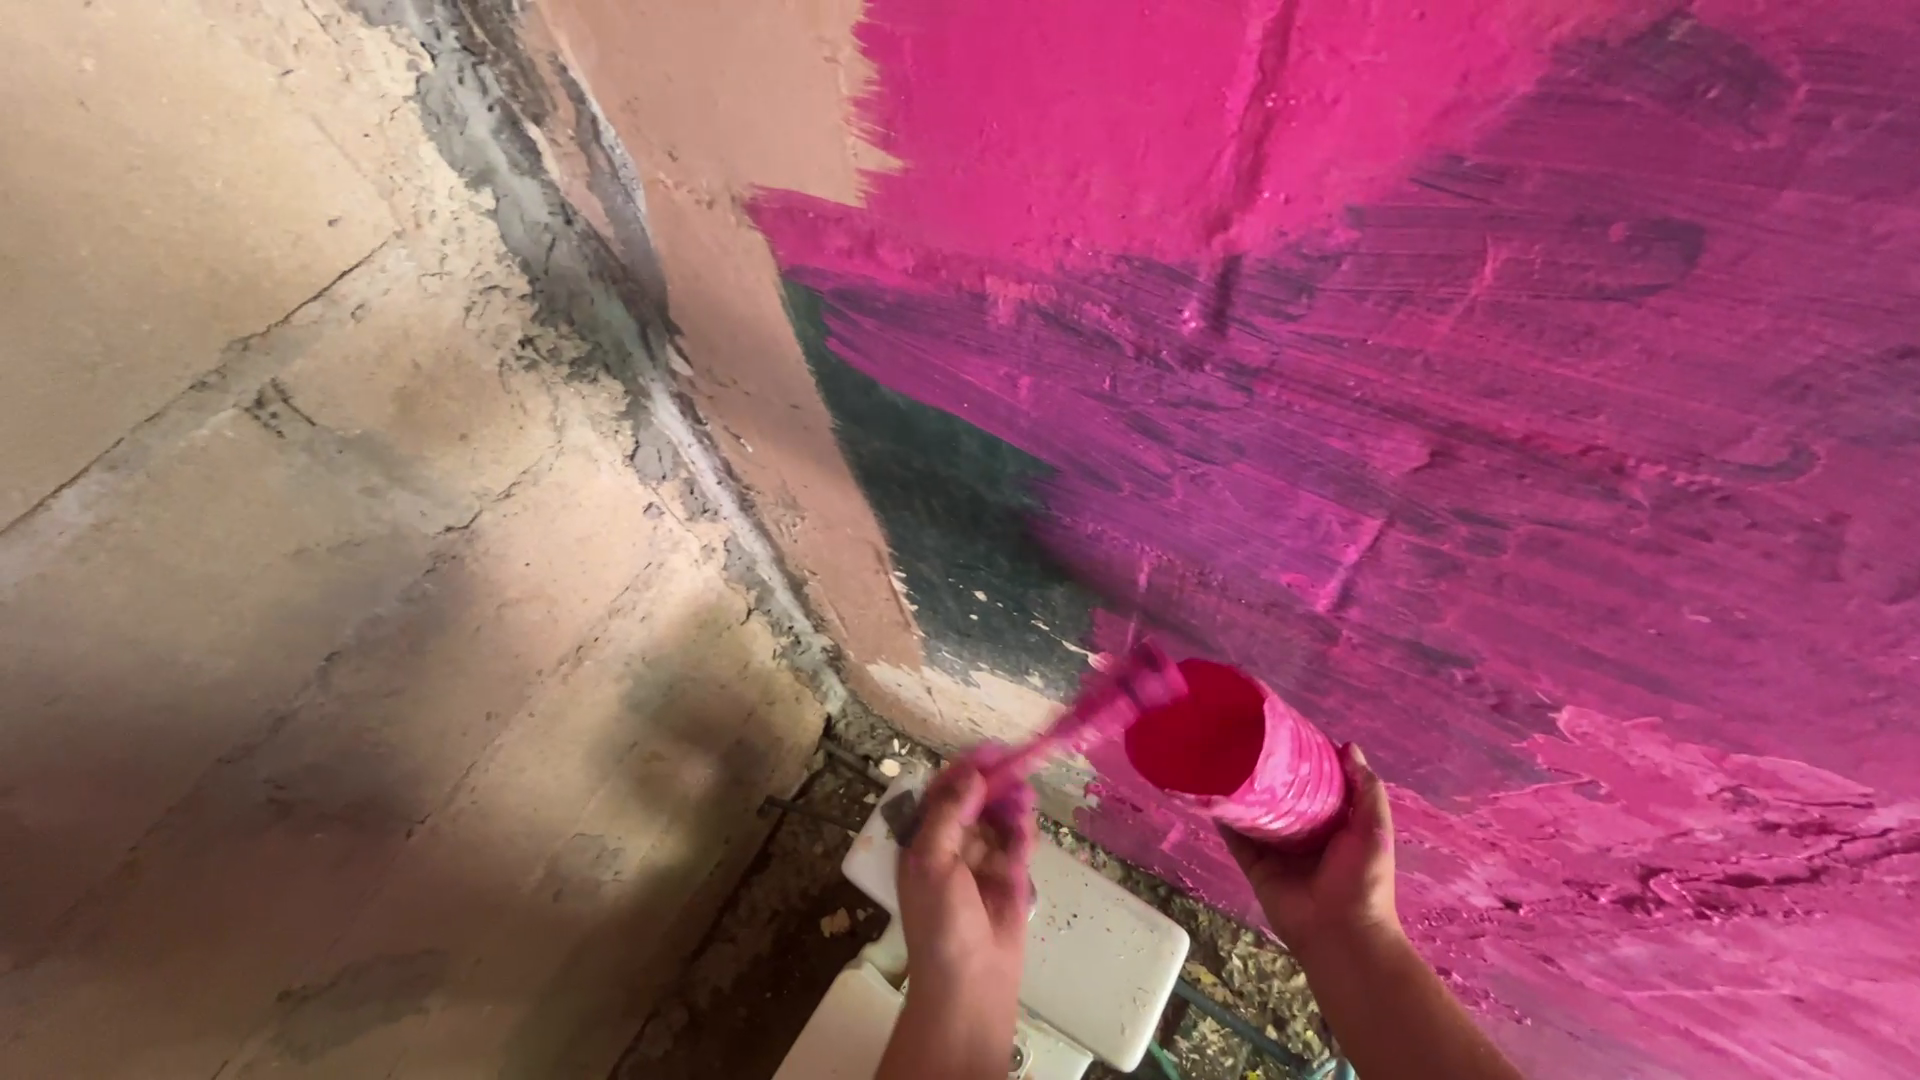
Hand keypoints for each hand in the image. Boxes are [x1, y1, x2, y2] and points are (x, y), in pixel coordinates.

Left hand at [897, 760, 1035, 1011]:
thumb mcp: (932, 862)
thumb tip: (971, 776)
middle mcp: (952, 844)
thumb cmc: (940, 924)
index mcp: (923, 840)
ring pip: (999, 817)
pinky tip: (1026, 829)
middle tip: (1019, 766)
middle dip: (995, 783)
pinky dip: (1023, 832)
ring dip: (1012, 804)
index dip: (965, 769)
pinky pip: (1017, 842)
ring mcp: (982, 859)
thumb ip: (949, 814)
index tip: (991, 751)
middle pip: (976, 800)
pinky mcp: (1009, 875)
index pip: (943, 792)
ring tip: (1025, 799)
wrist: (971, 984)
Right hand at [1222, 743, 1398, 952]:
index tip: (1285, 735)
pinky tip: (1211, 794)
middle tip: (1246, 743)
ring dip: (1241, 795)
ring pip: (1254, 816)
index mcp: (1334, 828)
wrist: (1340, 931)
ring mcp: (1276, 852)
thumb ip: (1365, 789)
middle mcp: (1303, 837)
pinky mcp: (1254, 866)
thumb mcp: (1374, 828)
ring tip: (1222, 761)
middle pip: (1280, 800)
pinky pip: (1235, 838)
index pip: (1315, 788)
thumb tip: (1348, 746)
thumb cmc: (1363, 879)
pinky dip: (1224, 819)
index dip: (1303, 764)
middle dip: (1267, 777)